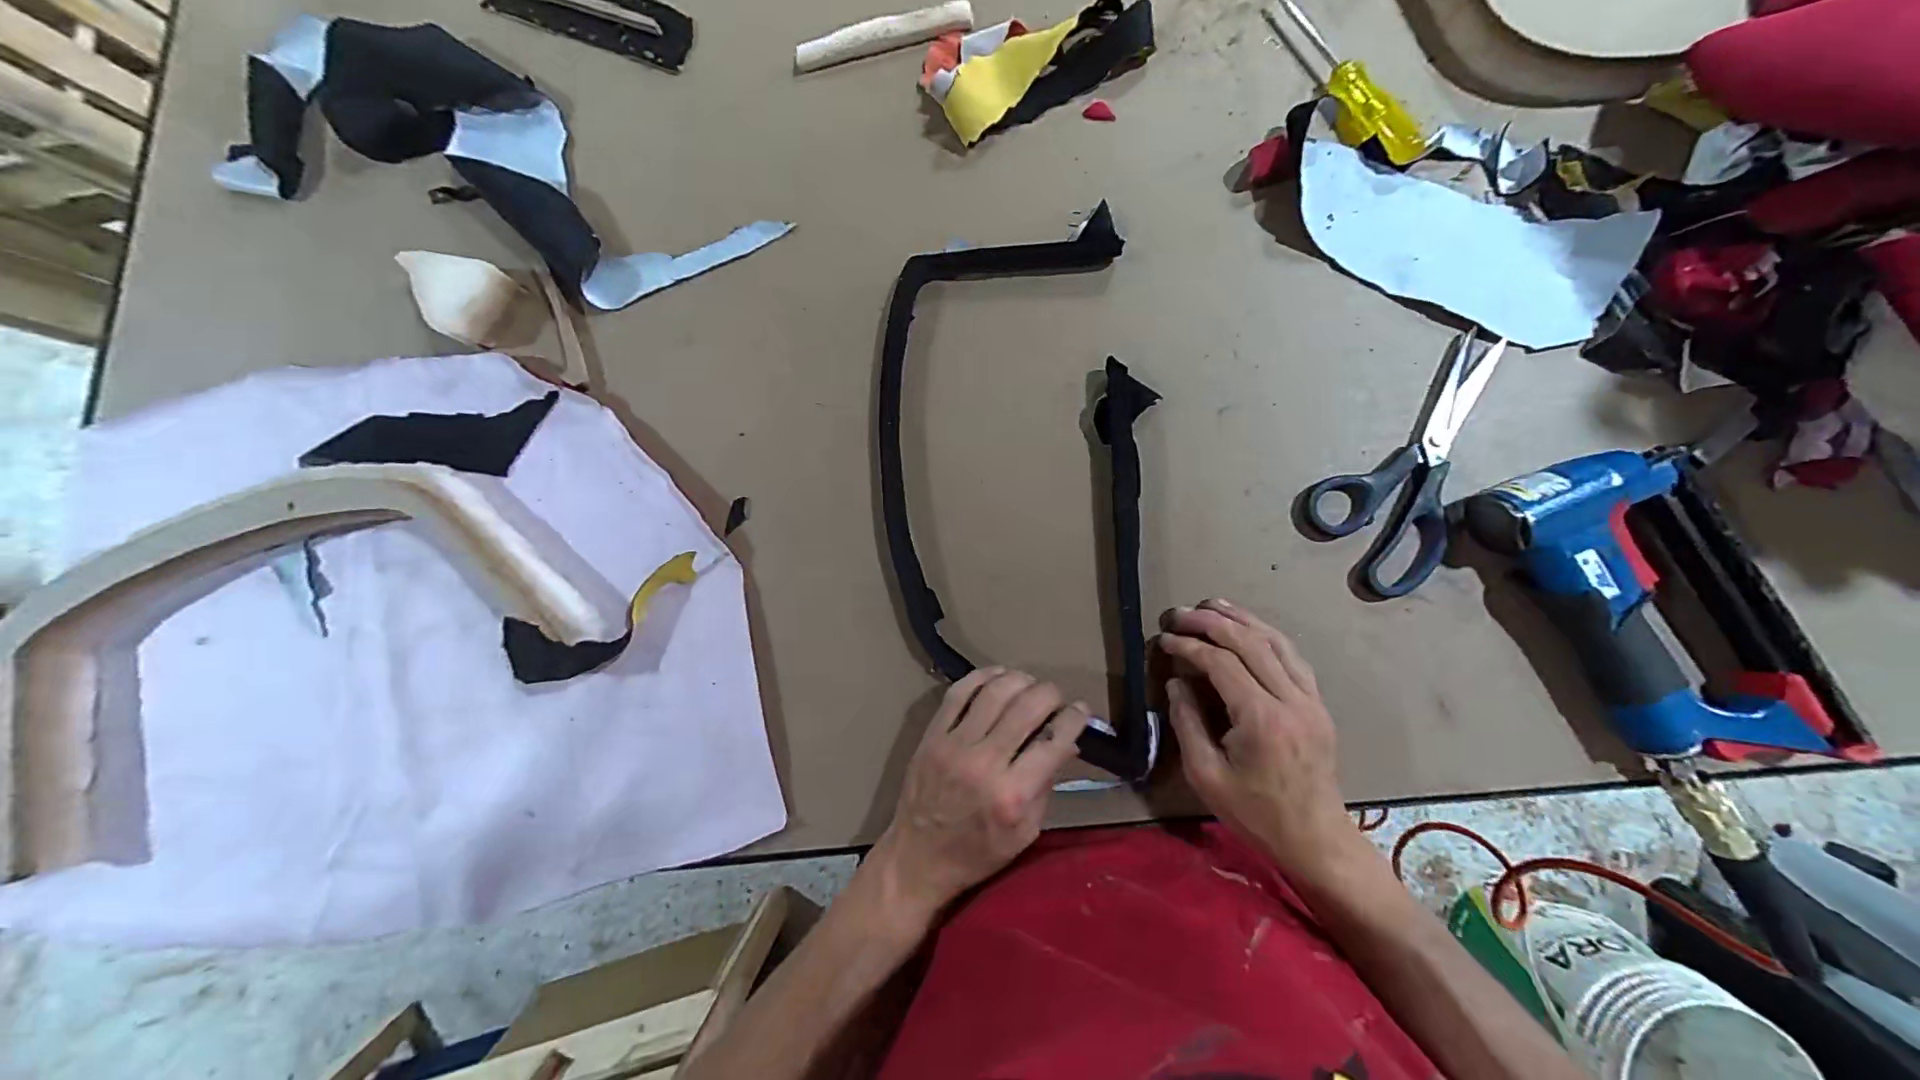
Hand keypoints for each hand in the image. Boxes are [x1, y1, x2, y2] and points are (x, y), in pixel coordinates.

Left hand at [867, 668, 1090, 924]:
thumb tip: (1066, 744)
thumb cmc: (978, 852)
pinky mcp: (932, 735)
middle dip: (1051, 694)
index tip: (1081, 711)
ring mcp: (954, 745)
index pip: (1053, 741)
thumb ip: (1046, 786)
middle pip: (1027, 707)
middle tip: (1057, 697)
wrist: (918, 857)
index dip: (1074, 719)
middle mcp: (984, 764)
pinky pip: (958, 693)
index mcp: (1012, 794)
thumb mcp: (1025, 833)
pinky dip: (983, 677)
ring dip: (1020, 680)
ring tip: (1030, 684)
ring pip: (994, 692)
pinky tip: (998, 676)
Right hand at [1157, 599, 1362, 880]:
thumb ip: (1187, 723)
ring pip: (1277, 642)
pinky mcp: (1318, 704)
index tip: (1164, 639)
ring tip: (1212, 605)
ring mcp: (1311, 700)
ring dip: (1242, 619)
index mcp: (1262, 719)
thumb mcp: (1206, 775)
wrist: (1315, 838)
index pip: (1222, 663)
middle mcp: (1292, 700)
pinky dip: (1267, 636)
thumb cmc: (1255, 813)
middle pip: (1251, 643)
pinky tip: (1248, 629)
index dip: (1189, 646)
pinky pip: (1293, 657)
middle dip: (1212, 622)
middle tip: (1180, 613)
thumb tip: (1177, 683)